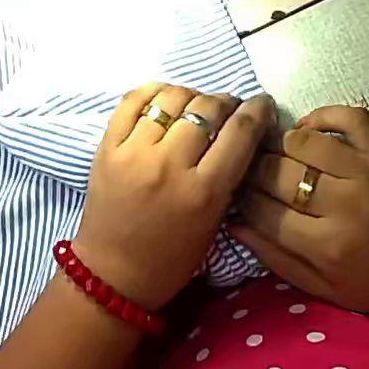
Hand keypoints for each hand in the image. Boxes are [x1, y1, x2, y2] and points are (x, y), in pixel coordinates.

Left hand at [73, 84, 274, 310]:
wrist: (112, 276)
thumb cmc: (172, 258)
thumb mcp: (215, 221)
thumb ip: (230, 176)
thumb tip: (244, 134)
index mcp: (203, 191)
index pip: (240, 131)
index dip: (258, 109)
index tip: (262, 105)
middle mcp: (170, 165)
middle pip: (208, 108)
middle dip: (227, 102)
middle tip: (229, 109)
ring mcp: (134, 153)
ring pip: (173, 98)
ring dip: (192, 96)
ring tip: (195, 106)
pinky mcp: (107, 148)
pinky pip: (132, 101)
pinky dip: (154, 92)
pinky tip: (165, 99)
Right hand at [229, 105, 368, 318]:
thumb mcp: (327, 289)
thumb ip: (277, 258)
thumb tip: (233, 224)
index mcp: (328, 246)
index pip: (263, 212)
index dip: (241, 199)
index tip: (235, 193)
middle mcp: (346, 205)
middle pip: (278, 174)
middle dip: (255, 170)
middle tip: (250, 171)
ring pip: (305, 142)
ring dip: (282, 144)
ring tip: (278, 152)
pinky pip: (350, 117)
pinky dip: (324, 115)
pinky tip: (309, 128)